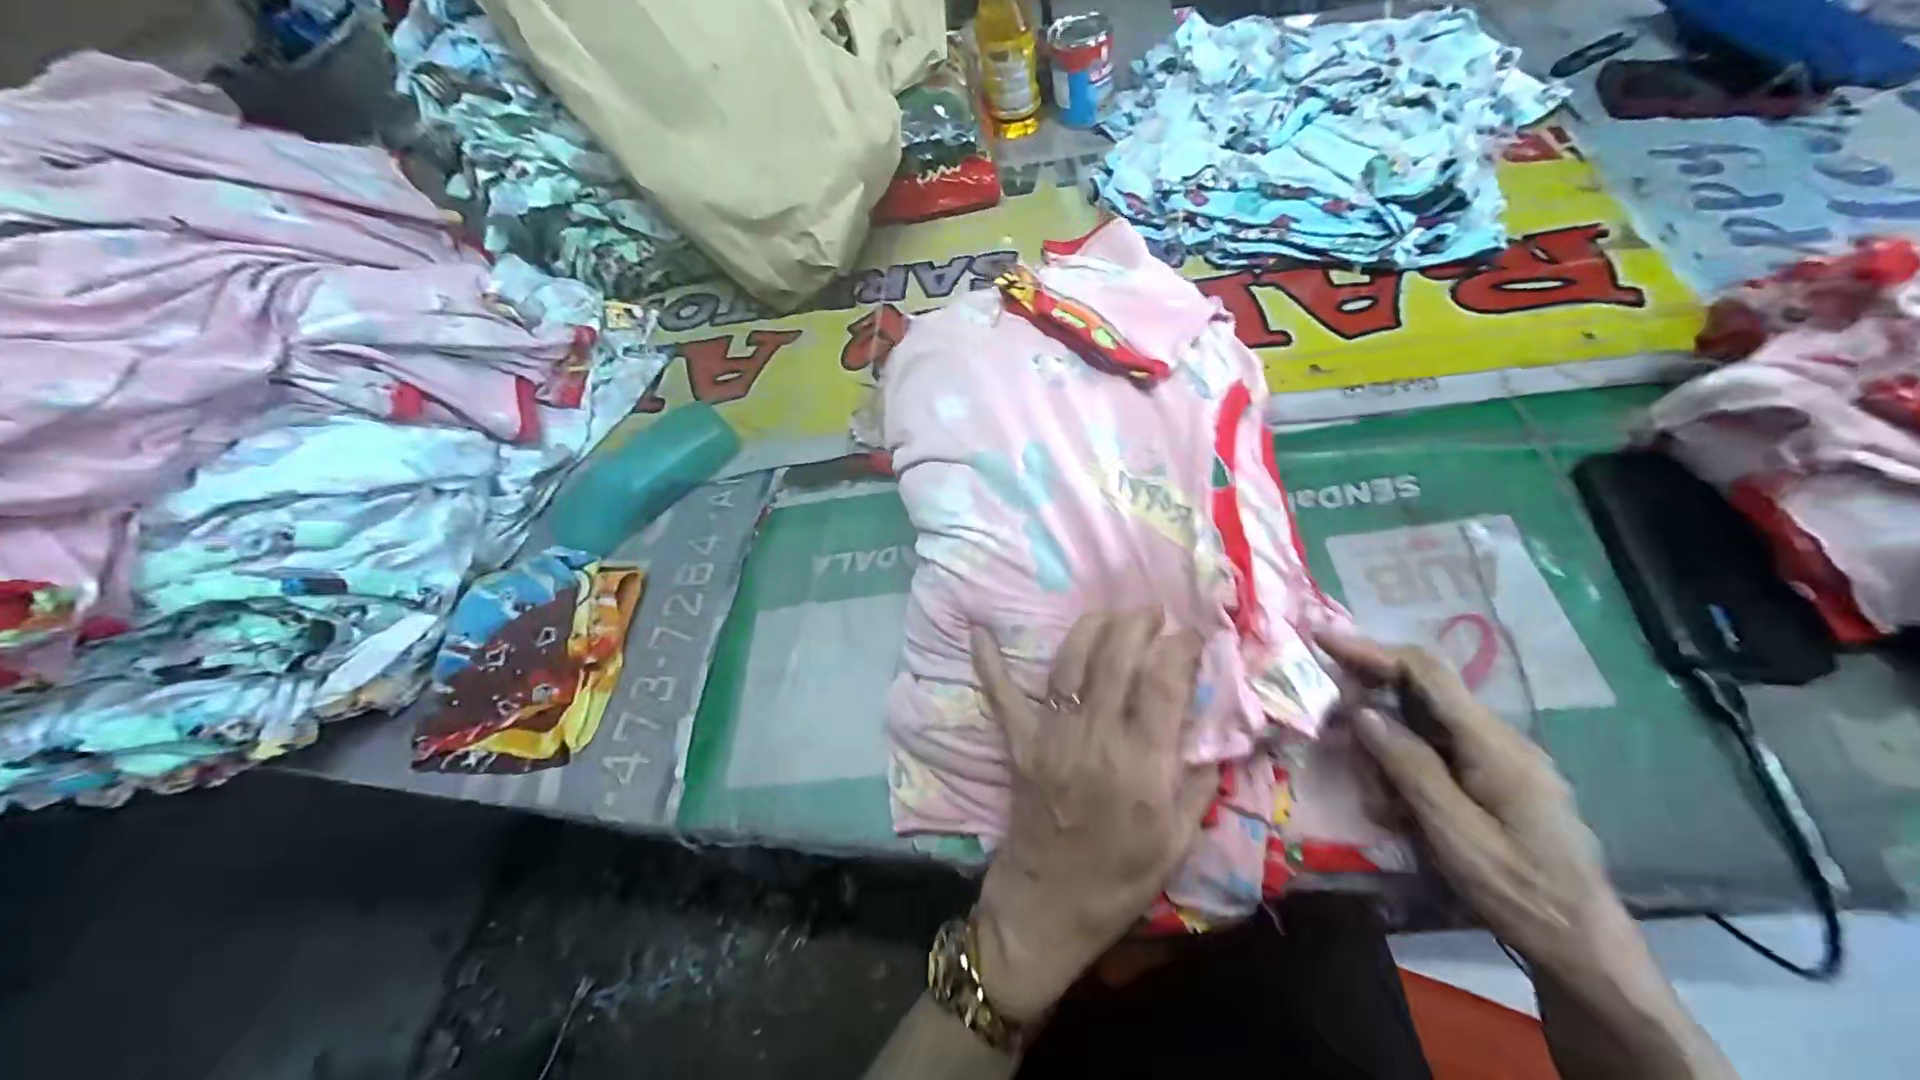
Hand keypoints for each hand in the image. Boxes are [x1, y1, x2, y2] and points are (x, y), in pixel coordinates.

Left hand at [967, 610, 1216, 1023]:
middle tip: (1151, 614)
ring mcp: (1052, 737)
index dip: (1180, 646)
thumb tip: (1215, 725)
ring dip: (1091, 628)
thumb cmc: (1123, 875)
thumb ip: (1199, 776)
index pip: (1164, 681)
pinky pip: (1001, 695)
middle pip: (1116, 657)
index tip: (1190, 635)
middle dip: (1137, 623)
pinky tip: (979, 630)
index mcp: (1143, 764)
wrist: (1052, 903)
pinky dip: (989, 662)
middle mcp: (1097, 739)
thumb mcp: (1180, 836)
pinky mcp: (1019, 743)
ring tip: (1110, 615)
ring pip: (1070, 663)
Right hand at [1317, 634, 1738, 1079]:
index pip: (1425, 673)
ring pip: (1422, 728)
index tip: (1322, 638)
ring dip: (1387, 754)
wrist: (1586, 948)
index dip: (1370, 650)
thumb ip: (1409, 767)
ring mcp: (1500, 758)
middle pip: (1420, 695)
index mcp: (1494, 745)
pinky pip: (1436, 755)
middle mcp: (1500, 739)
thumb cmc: (1520, 892)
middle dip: (1372, 711)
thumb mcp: (1455, 834)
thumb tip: (1363, 711)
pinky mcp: (1495, 778)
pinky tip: (1400, 812)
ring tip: (1383, 807)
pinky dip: (1406, 772)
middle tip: (1338, 743)